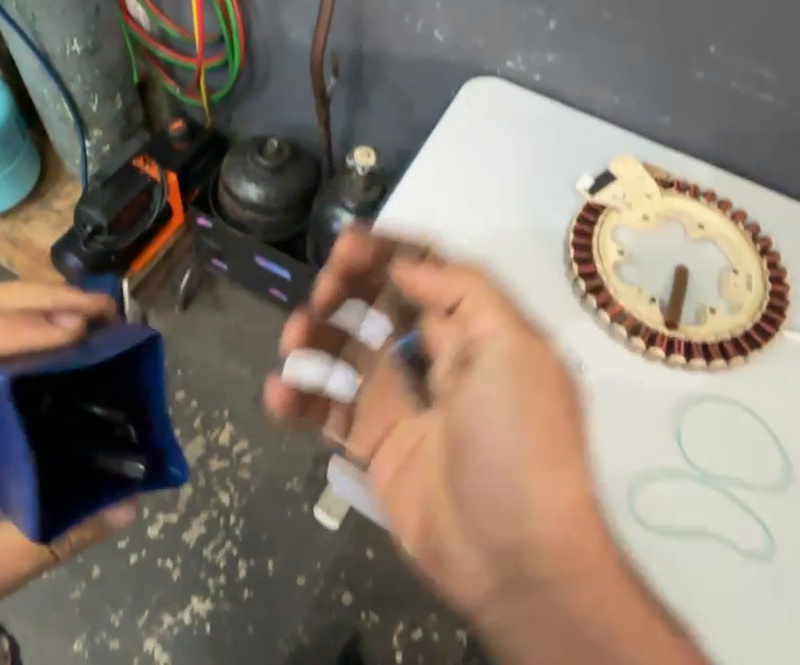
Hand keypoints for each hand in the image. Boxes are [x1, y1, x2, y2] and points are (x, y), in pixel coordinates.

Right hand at [266, 232, 600, 617]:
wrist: (515, 556)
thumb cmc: (518, 440)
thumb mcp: (512, 347)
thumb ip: (461, 291)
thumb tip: (406, 263)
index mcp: (476, 329)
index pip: (425, 270)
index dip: (386, 251)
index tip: (346, 244)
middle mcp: (437, 357)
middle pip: (379, 302)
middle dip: (347, 285)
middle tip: (323, 291)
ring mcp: (402, 402)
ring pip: (345, 350)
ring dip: (314, 336)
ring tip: (293, 342)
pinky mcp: (373, 445)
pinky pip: (327, 410)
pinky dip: (298, 399)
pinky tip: (280, 396)